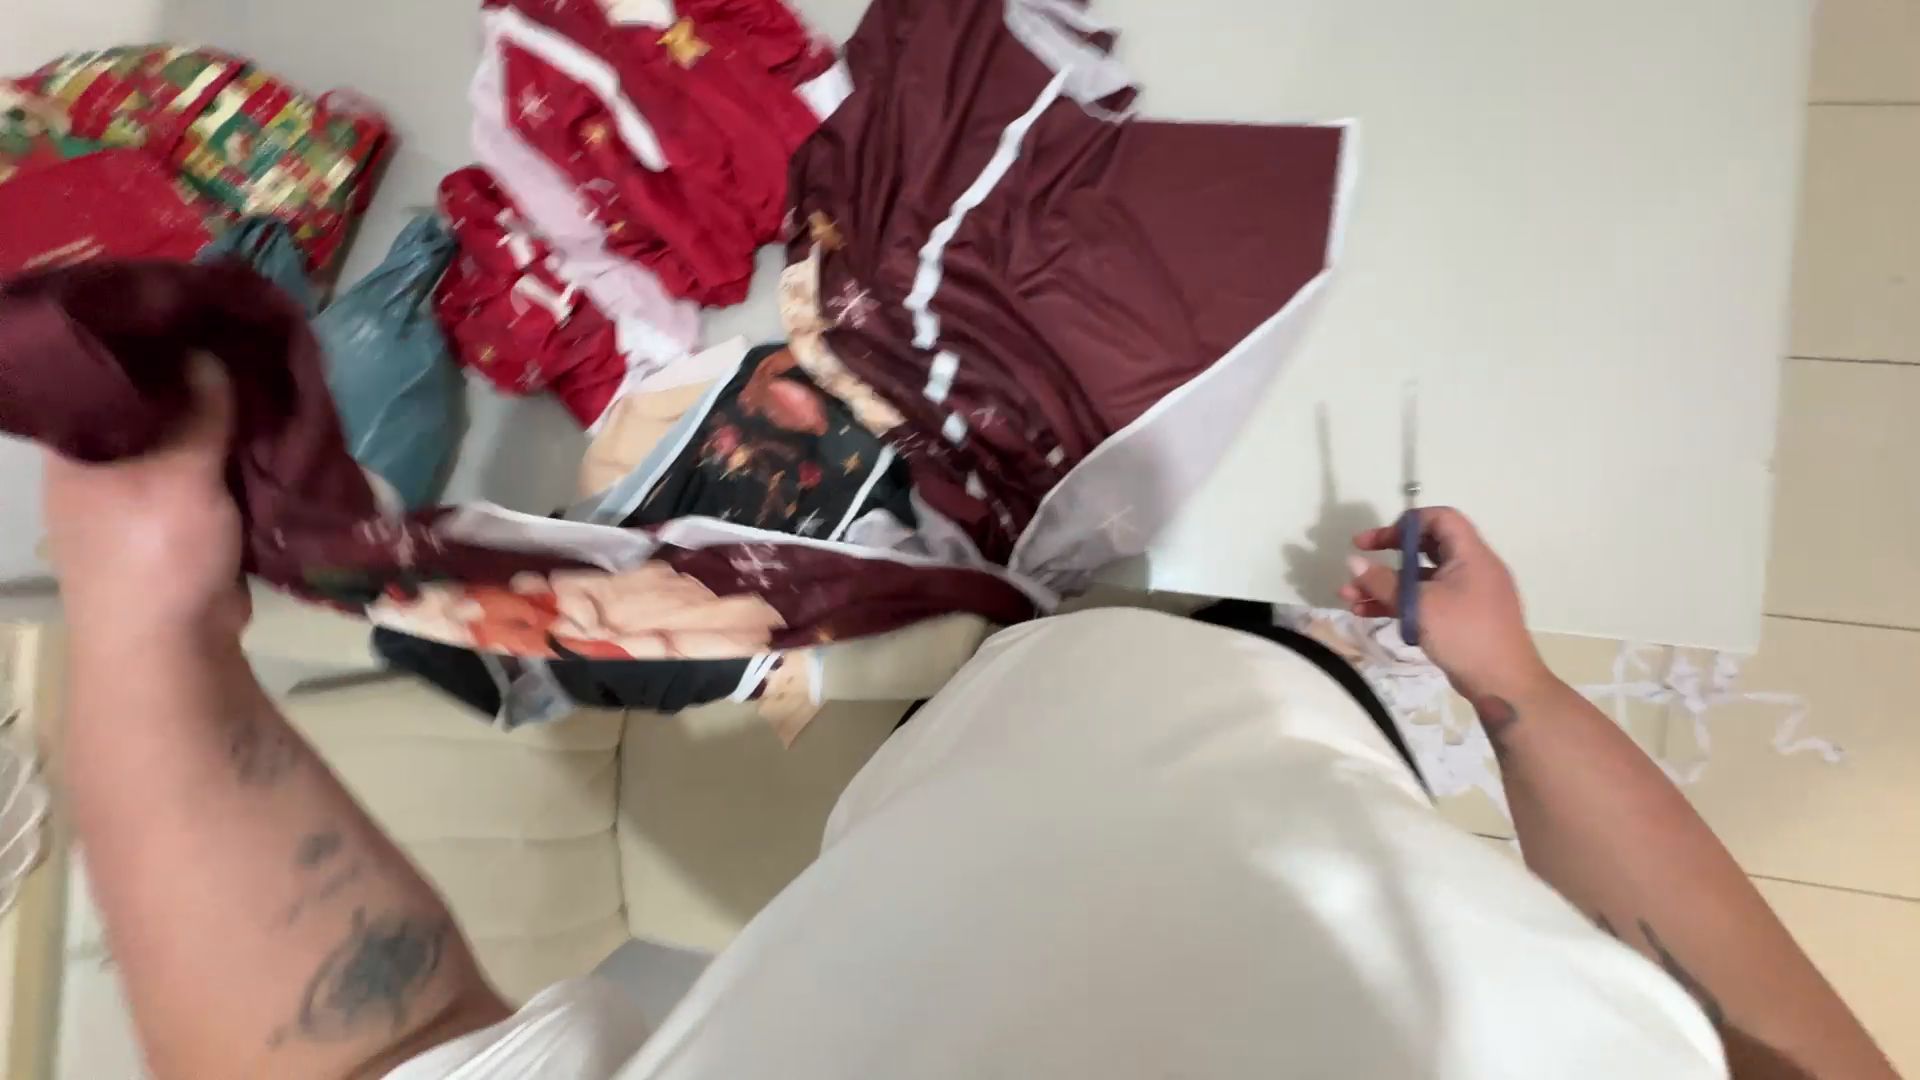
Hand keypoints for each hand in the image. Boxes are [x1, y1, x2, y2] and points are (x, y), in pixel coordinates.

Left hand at [43, 354, 248, 645]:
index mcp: (80, 451)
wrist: (172, 638)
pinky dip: (244, 463)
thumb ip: (198, 418)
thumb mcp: (179, 476)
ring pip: (194, 448)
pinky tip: (274, 443)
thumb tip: (205, 353)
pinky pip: (219, 479)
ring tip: (271, 391)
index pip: (108, 383)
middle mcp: (107, 468)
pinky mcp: (190, 523)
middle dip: (202, 389)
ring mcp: (149, 499)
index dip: (148, 351)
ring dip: (231, 429)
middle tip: (248, 353)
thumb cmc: (155, 551)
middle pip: (157, 414)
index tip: (195, 321)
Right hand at [1342, 507, 1554, 705]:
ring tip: (1349, 595)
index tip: (1376, 541)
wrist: (1503, 683)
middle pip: (1424, 546)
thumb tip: (1352, 561)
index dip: (1406, 523)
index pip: (1441, 519)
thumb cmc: (1464, 634)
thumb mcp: (1417, 605)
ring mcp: (1464, 593)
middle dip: (1385, 554)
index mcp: (1471, 556)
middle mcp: (1470, 568)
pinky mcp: (1457, 615)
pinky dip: (1395, 602)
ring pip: (1417, 577)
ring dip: (1383, 583)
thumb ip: (1382, 582)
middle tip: (1357, 560)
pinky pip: (1422, 599)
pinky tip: (1365, 612)